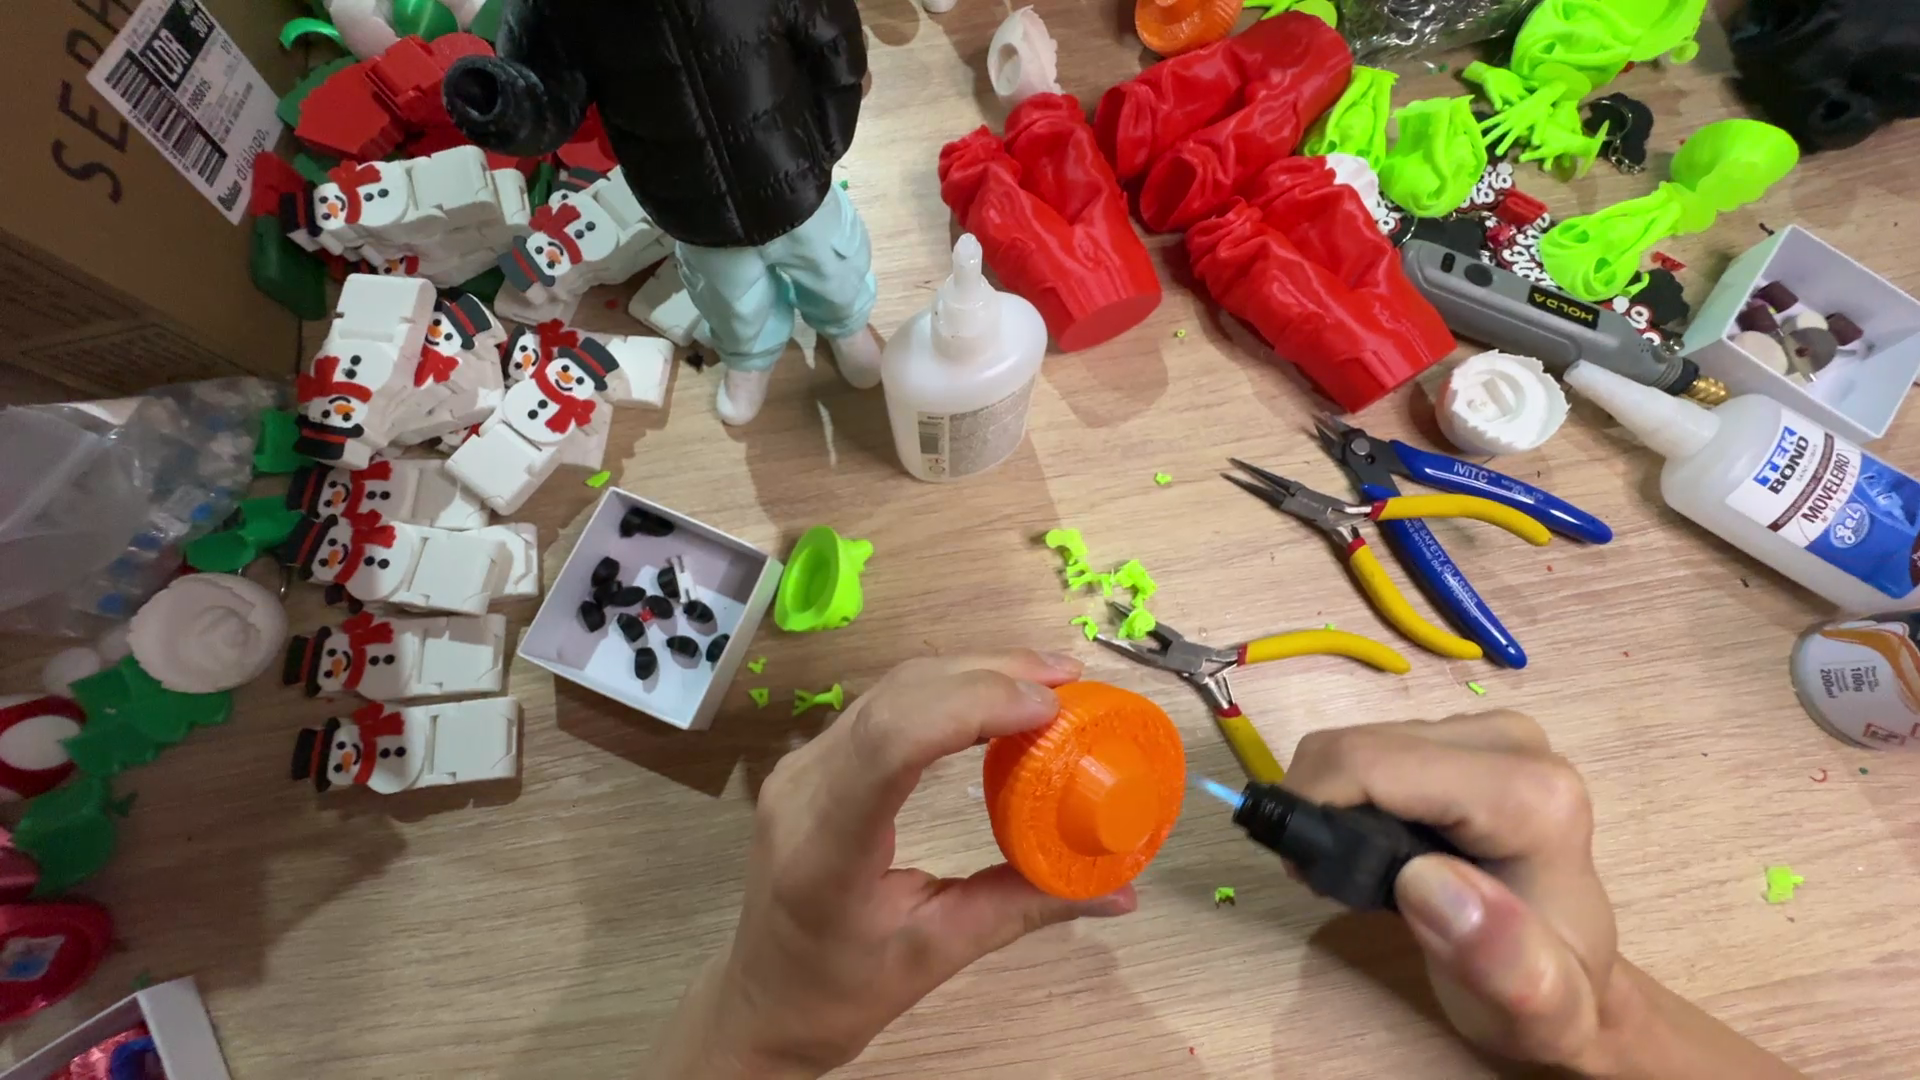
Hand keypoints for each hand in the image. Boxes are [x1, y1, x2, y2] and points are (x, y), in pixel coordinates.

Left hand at [652, 650, 1136, 1078]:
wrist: (761, 996)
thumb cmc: (840, 989)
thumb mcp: (937, 953)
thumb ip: (1027, 908)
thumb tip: (1123, 891)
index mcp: (827, 845)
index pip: (892, 741)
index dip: (974, 705)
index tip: (1049, 708)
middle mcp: (804, 784)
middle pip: (898, 696)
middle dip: (988, 673)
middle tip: (1066, 678)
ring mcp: (801, 762)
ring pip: (891, 687)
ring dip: (970, 671)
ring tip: (1042, 678)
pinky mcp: (812, 755)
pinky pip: (884, 701)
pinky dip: (946, 687)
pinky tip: (991, 694)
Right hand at [1283, 711, 1622, 1072]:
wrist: (1561, 969)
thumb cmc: (1540, 990)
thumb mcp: (1536, 1007)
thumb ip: (1502, 961)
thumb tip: (1425, 881)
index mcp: (1531, 795)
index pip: (1371, 765)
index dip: (1318, 808)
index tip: (1309, 871)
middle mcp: (1510, 744)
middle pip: (1356, 747)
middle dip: (1318, 804)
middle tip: (1322, 872)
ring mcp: (1483, 731)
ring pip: (1351, 739)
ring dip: (1327, 797)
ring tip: (1347, 859)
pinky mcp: (1458, 731)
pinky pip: (1363, 741)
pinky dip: (1344, 786)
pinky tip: (1368, 833)